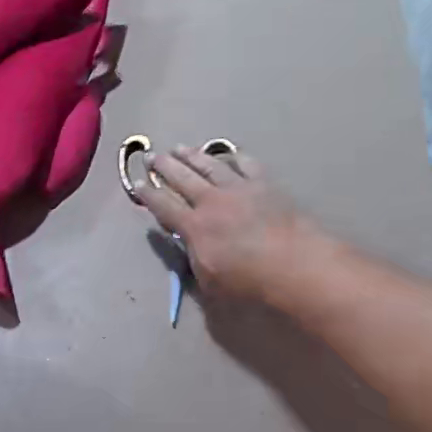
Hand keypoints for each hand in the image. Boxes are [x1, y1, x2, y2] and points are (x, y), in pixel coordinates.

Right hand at [134, 145, 311, 299]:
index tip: (137, 184)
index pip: (164, 206)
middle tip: (152, 156)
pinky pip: (245, 164)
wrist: (294, 264)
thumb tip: (188, 247)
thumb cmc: (247, 283)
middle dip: (165, 166)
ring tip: (180, 148)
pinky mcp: (265, 185)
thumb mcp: (208, 282)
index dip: (148, 195)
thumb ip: (194, 261)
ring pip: (210, 166)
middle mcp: (212, 201)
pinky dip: (232, 157)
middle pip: (183, 178)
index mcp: (194, 227)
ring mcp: (239, 189)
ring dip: (192, 156)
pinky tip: (226, 154)